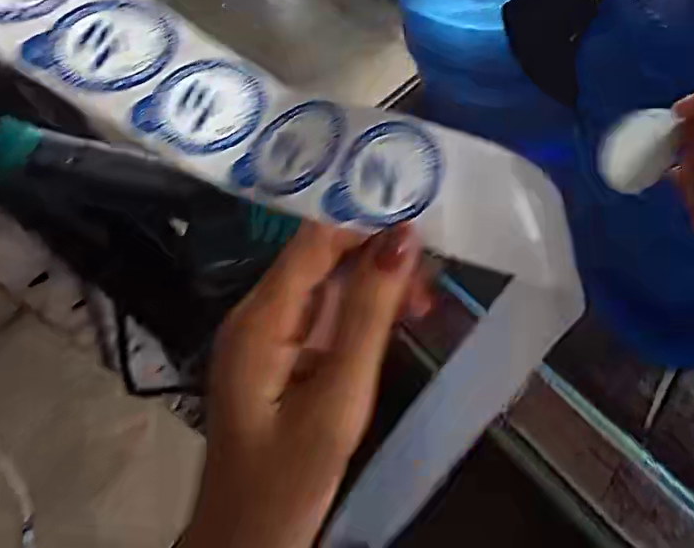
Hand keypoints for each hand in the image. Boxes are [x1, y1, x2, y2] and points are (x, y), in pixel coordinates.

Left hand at [182, 221, 428, 547]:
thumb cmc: (288, 483)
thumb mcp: (339, 397)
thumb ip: (370, 313)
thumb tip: (405, 236)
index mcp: (261, 318)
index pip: (318, 235)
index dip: (368, 216)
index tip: (422, 212)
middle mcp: (262, 310)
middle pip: (327, 249)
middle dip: (383, 250)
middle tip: (432, 270)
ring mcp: (274, 328)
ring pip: (336, 273)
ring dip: (383, 276)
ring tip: (425, 298)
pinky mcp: (289, 346)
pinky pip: (335, 301)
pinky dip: (372, 300)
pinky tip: (404, 313)